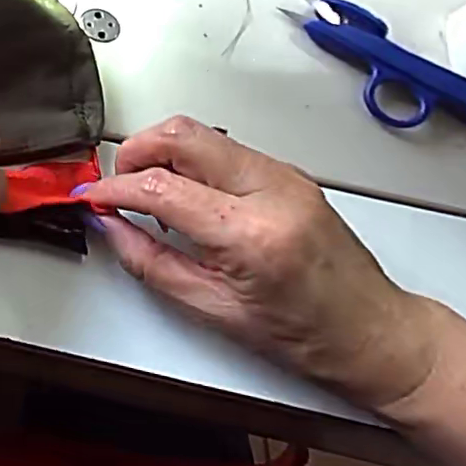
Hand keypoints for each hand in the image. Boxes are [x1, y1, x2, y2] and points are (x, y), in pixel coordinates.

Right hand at [77, 116, 457, 409]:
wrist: (373, 330)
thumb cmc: (306, 334)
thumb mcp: (214, 310)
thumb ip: (152, 263)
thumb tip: (111, 228)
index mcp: (252, 234)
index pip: (161, 187)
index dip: (114, 188)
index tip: (93, 197)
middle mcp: (271, 189)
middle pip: (180, 134)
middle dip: (134, 151)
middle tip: (116, 184)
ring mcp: (284, 174)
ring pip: (201, 132)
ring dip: (160, 151)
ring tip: (145, 190)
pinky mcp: (287, 171)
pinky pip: (223, 147)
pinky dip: (189, 159)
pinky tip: (183, 192)